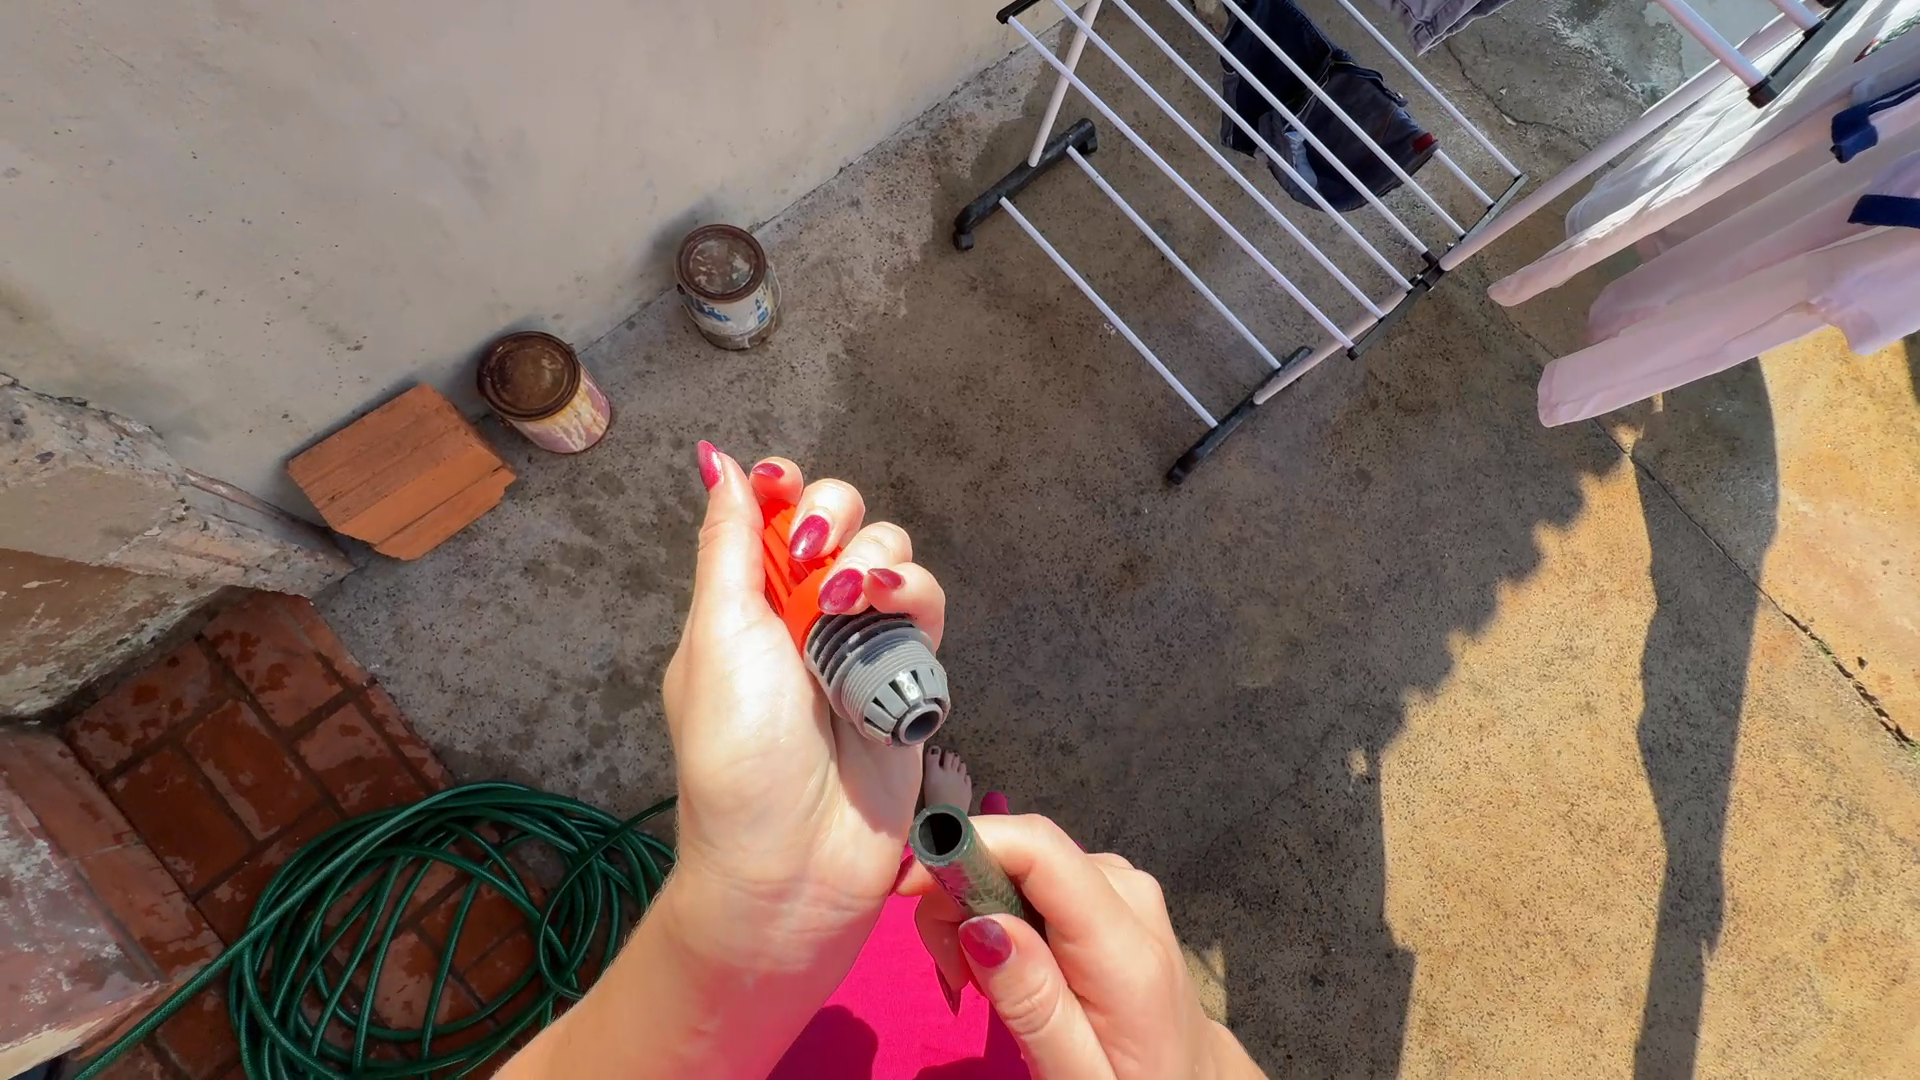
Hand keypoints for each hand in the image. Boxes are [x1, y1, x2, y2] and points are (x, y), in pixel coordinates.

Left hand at [661, 443, 946, 970]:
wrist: (794, 854)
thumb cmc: (736, 748)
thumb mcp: (717, 636)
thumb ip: (727, 544)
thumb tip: (715, 460)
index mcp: (749, 597)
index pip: (775, 511)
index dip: (784, 486)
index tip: (780, 486)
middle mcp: (807, 606)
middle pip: (841, 516)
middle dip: (831, 513)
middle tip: (809, 553)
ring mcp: (862, 634)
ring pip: (890, 551)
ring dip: (871, 556)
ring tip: (844, 599)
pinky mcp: (909, 664)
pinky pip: (926, 601)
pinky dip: (912, 590)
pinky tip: (885, 605)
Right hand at [900, 815, 1262, 1078]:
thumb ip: (1035, 1005)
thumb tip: (981, 922)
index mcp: (1125, 946)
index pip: (1040, 847)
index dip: (966, 842)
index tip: (909, 884)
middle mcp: (1128, 889)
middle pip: (1021, 850)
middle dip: (961, 893)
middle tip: (949, 976)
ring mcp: (1122, 880)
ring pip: (1021, 858)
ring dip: (977, 906)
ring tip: (976, 981)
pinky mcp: (1110, 882)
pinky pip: (1038, 871)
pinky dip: (1002, 905)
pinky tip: (1003, 958)